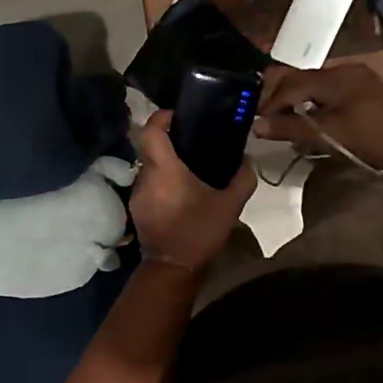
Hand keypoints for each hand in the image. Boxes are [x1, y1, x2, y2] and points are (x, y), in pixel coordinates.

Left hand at [130, 110, 256, 272]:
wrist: (173, 266)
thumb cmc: (200, 231)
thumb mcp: (230, 205)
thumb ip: (242, 178)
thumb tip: (246, 159)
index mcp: (164, 169)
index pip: (151, 130)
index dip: (162, 117)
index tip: (178, 115)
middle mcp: (145, 176)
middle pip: (149, 146)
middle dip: (167, 139)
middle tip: (191, 140)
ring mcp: (137, 192)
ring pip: (148, 165)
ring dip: (164, 162)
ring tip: (188, 166)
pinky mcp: (136, 206)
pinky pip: (148, 182)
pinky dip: (161, 179)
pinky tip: (179, 189)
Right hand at [252, 64, 382, 174]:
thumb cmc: (374, 138)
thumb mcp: (327, 135)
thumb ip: (290, 129)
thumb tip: (257, 126)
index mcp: (334, 77)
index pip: (290, 85)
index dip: (270, 105)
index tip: (258, 124)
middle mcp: (344, 71)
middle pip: (301, 81)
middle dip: (282, 101)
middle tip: (269, 123)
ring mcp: (358, 80)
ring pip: (315, 87)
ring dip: (298, 104)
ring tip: (288, 125)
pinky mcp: (367, 92)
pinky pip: (330, 93)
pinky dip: (315, 106)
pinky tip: (314, 122)